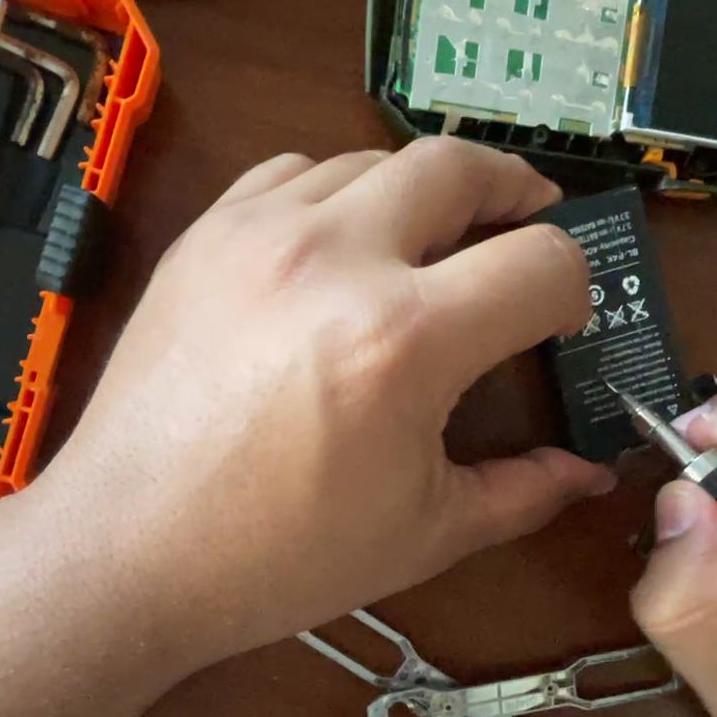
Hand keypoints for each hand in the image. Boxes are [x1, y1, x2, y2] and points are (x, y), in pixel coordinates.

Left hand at [0, 139, 611, 668]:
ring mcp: (258, 233)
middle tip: (522, 232)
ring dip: (422, 192)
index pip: (541, 262)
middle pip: (460, 166)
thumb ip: (522, 491)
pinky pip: (292, 171)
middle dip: (513, 194)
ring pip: (373, 159)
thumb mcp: (422, 534)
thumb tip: (588, 470)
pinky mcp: (204, 236)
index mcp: (405, 338)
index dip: (574, 287)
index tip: (558, 320)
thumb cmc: (278, 556)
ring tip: (428, 243)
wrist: (128, 547)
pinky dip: (336, 192)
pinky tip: (335, 245)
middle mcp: (336, 257)